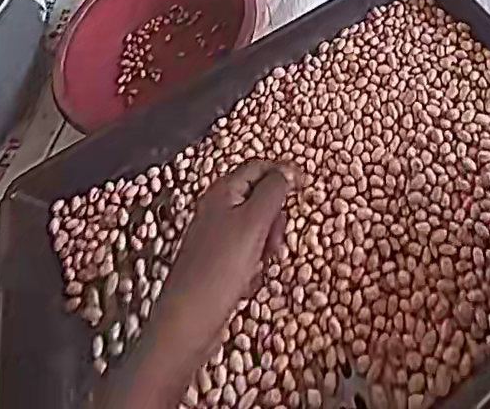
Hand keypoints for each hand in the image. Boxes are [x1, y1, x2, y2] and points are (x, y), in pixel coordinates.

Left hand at [150, 160, 293, 353]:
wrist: (187, 323)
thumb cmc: (220, 268)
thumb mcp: (254, 222)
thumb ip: (272, 191)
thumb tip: (286, 170)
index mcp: (223, 191)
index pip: (258, 167)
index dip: (282, 173)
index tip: (303, 187)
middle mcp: (217, 208)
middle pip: (259, 197)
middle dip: (274, 218)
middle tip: (275, 241)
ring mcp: (215, 236)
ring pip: (255, 228)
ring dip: (266, 244)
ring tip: (262, 265)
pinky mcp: (216, 262)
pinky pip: (246, 253)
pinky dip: (253, 264)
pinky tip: (248, 282)